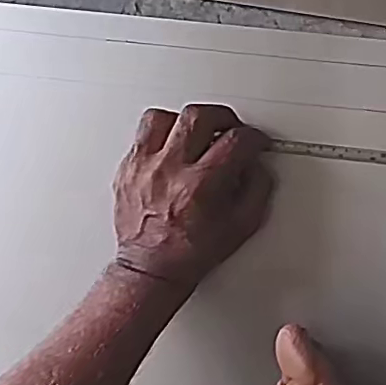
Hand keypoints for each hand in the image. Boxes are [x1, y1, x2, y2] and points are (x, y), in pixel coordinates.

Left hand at [110, 104, 273, 288]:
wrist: (152, 267)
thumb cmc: (192, 252)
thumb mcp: (243, 224)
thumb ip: (257, 189)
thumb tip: (257, 165)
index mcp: (202, 185)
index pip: (236, 140)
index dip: (254, 137)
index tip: (256, 142)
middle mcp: (171, 170)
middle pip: (200, 117)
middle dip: (224, 118)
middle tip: (231, 128)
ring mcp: (145, 167)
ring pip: (165, 117)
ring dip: (188, 121)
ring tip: (198, 133)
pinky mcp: (127, 169)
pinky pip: (144, 134)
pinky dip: (164, 136)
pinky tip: (174, 147)